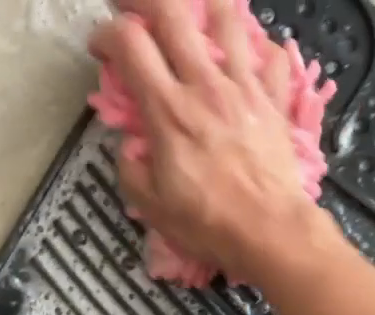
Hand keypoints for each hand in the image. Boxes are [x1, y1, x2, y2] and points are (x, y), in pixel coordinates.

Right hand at [89, 0, 337, 284]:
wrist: (269, 232)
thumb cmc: (209, 224)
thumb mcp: (152, 207)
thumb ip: (131, 171)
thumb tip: (130, 148)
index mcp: (167, 110)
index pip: (128, 44)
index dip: (106, 34)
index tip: (100, 48)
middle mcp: (204, 85)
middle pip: (171, 12)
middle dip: (144, 0)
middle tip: (132, 8)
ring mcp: (243, 87)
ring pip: (226, 17)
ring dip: (204, 5)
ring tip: (192, 11)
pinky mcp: (274, 101)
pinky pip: (271, 57)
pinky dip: (260, 48)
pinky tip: (250, 55)